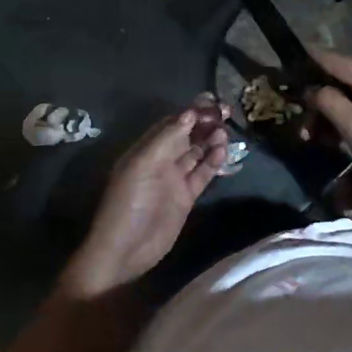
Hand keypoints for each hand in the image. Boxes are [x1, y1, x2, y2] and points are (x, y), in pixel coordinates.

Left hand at [60, 101, 229, 298]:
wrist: (126, 250)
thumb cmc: (128, 204)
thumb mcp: (143, 166)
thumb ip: (166, 139)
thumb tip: (189, 113)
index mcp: (144, 150)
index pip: (171, 124)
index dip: (190, 111)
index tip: (210, 100)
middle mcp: (159, 161)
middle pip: (186, 135)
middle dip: (204, 123)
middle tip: (225, 111)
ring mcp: (173, 179)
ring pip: (196, 152)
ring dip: (210, 140)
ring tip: (225, 132)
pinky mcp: (185, 197)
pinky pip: (202, 173)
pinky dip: (213, 162)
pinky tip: (223, 152)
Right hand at [308, 50, 351, 200]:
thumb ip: (329, 102)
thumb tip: (310, 89)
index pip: (333, 60)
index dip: (308, 60)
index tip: (284, 66)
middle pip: (336, 80)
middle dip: (314, 97)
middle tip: (295, 118)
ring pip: (342, 98)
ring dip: (323, 114)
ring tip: (307, 136)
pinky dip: (338, 122)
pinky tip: (325, 139)